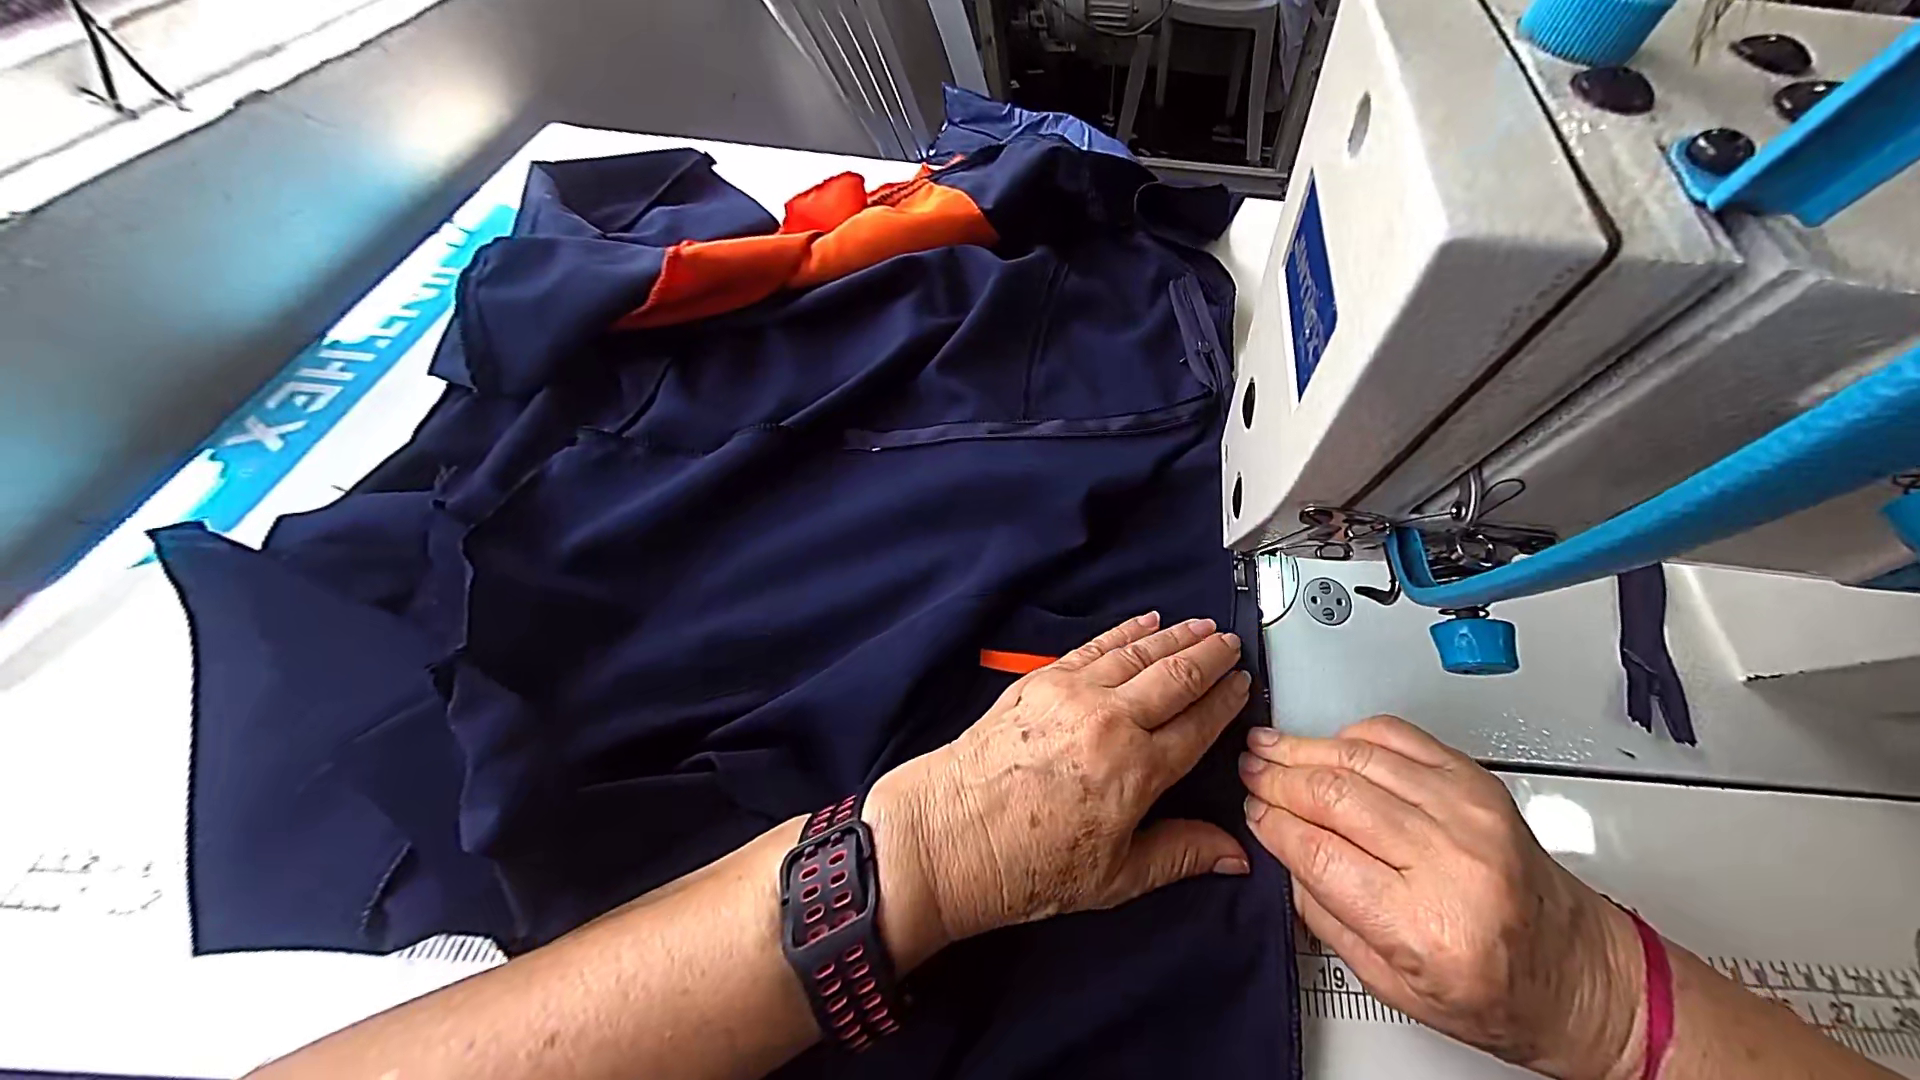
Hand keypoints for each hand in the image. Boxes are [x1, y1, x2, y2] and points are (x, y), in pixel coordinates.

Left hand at [866, 613, 1251, 967]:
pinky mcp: (1041, 681)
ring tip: (1199, 627)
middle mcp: (1109, 721)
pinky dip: (1123, 631)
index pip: (1199, 725)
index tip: (1242, 688)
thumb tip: (1233, 854)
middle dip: (1209, 657)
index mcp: (1136, 770)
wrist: (949, 834)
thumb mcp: (1115, 878)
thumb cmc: (1024, 862)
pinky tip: (1144, 622)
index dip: (1226, 703)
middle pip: (1176, 677)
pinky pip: (1093, 646)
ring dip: (1174, 636)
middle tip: (1230, 645)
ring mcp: (1072, 694)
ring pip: (1138, 654)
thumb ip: (1181, 854)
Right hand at [1239, 715, 1644, 1079]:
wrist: (1582, 974)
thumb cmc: (1497, 991)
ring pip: (1355, 754)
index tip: (1250, 809)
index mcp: (1429, 927)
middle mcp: (1455, 862)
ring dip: (1301, 747)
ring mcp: (1470, 812)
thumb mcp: (1389, 982)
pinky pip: (1394, 734)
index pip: (1315, 849)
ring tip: (1269, 746)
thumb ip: (1320, 908)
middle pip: (1331, 793)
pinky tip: (1327, 743)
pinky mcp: (1477, 782)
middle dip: (1275, 776)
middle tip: (1249, 769)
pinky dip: (1349, 733)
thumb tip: (1278, 839)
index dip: (1270, 820)